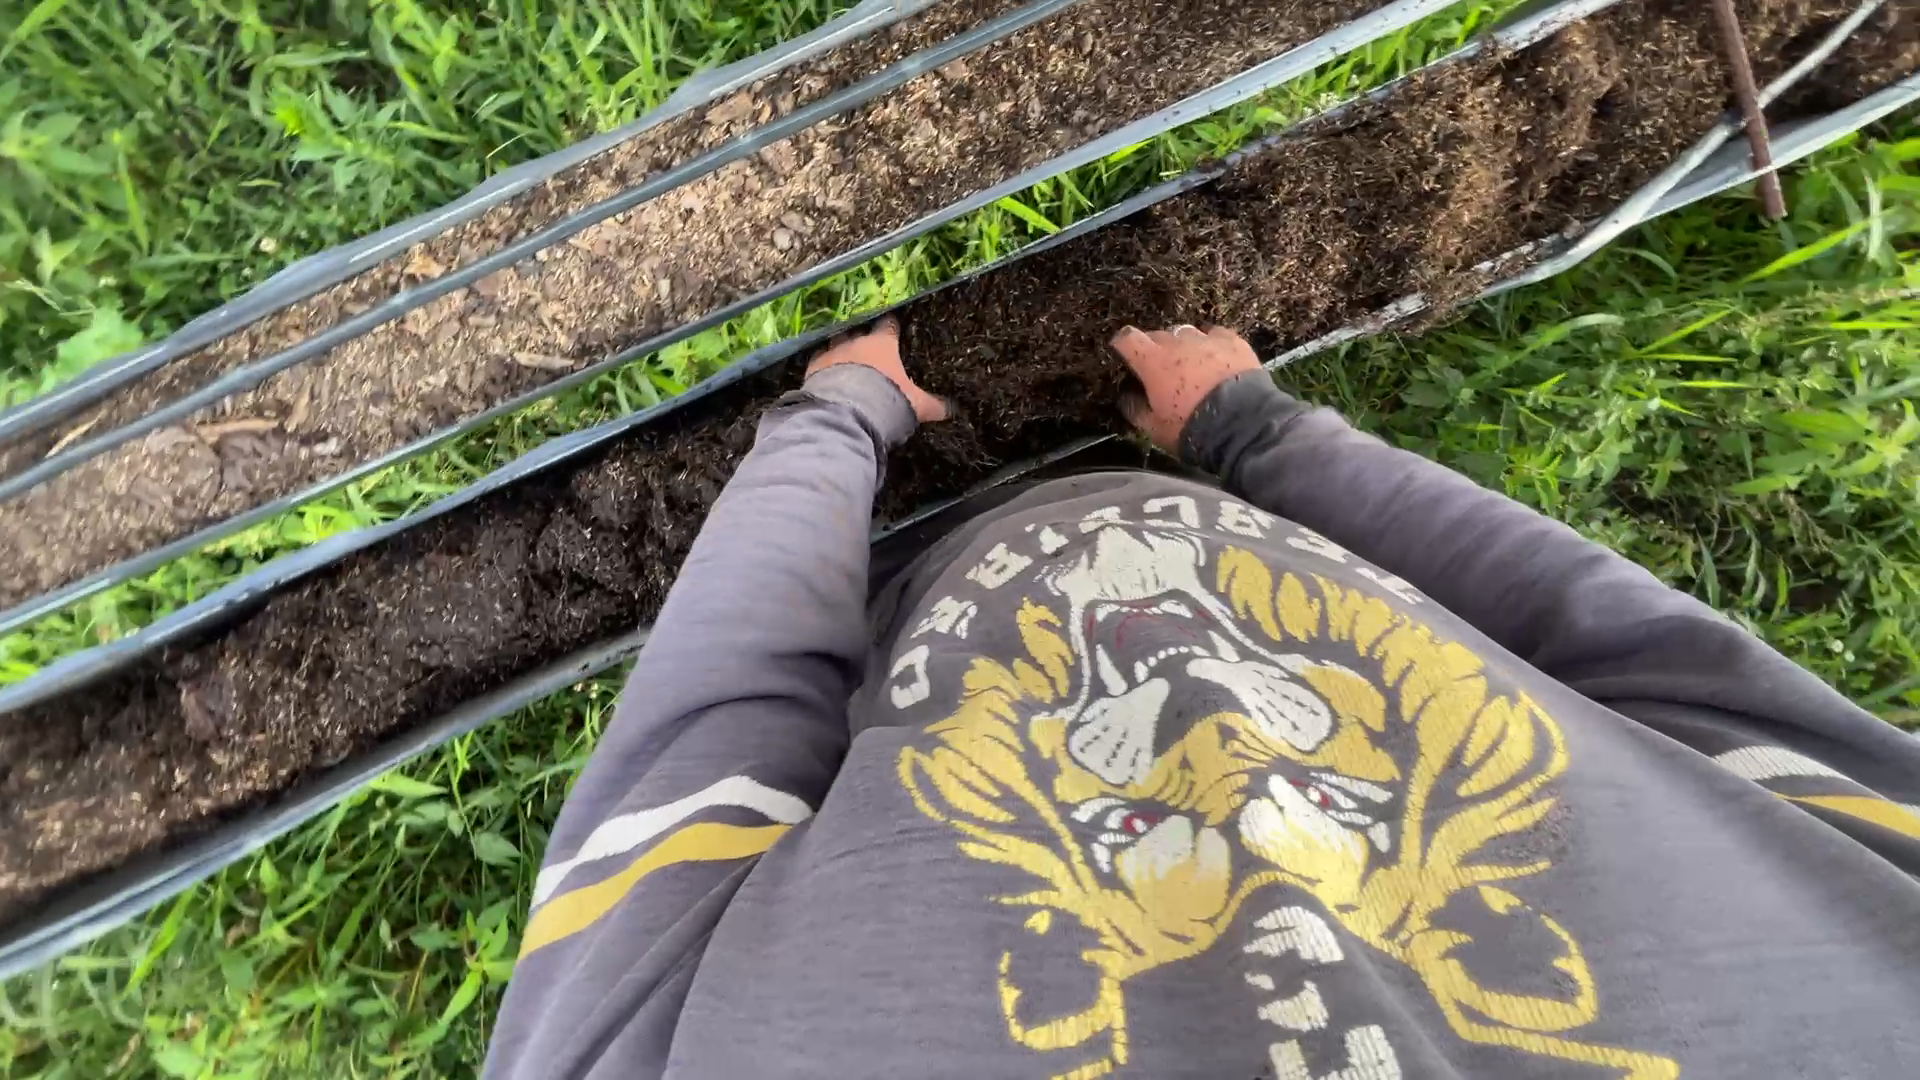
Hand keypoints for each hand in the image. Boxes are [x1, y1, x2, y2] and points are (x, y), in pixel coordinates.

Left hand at [806, 315, 947, 422]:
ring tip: (840, 359)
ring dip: (837, 350)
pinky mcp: (811, 371)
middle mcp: (854, 343)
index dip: (891, 325)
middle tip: (862, 341)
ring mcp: (830, 354)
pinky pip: (816, 364)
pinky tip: (821, 378)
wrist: (847, 414)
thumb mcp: (915, 405)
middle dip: (858, 334)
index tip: (892, 324)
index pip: (888, 326)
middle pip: (855, 329)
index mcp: (881, 344)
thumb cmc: (888, 402)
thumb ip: (932, 405)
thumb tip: (950, 410)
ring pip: (832, 343)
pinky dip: (820, 370)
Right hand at [1110, 324, 1260, 450]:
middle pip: (1157, 335)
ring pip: (1185, 333)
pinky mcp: (1233, 341)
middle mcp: (1177, 343)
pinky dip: (1210, 343)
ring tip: (1188, 363)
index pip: (1128, 339)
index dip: (1122, 344)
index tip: (1122, 352)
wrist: (1241, 424)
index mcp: (1152, 362)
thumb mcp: (1154, 429)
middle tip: (1158, 369)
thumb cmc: (1189, 428)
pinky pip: (1215, 334)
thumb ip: (1136, 410)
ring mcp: (1206, 339)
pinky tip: (1214, 357)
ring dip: (1181, 345)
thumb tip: (1127, 398)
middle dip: (1153, 348)